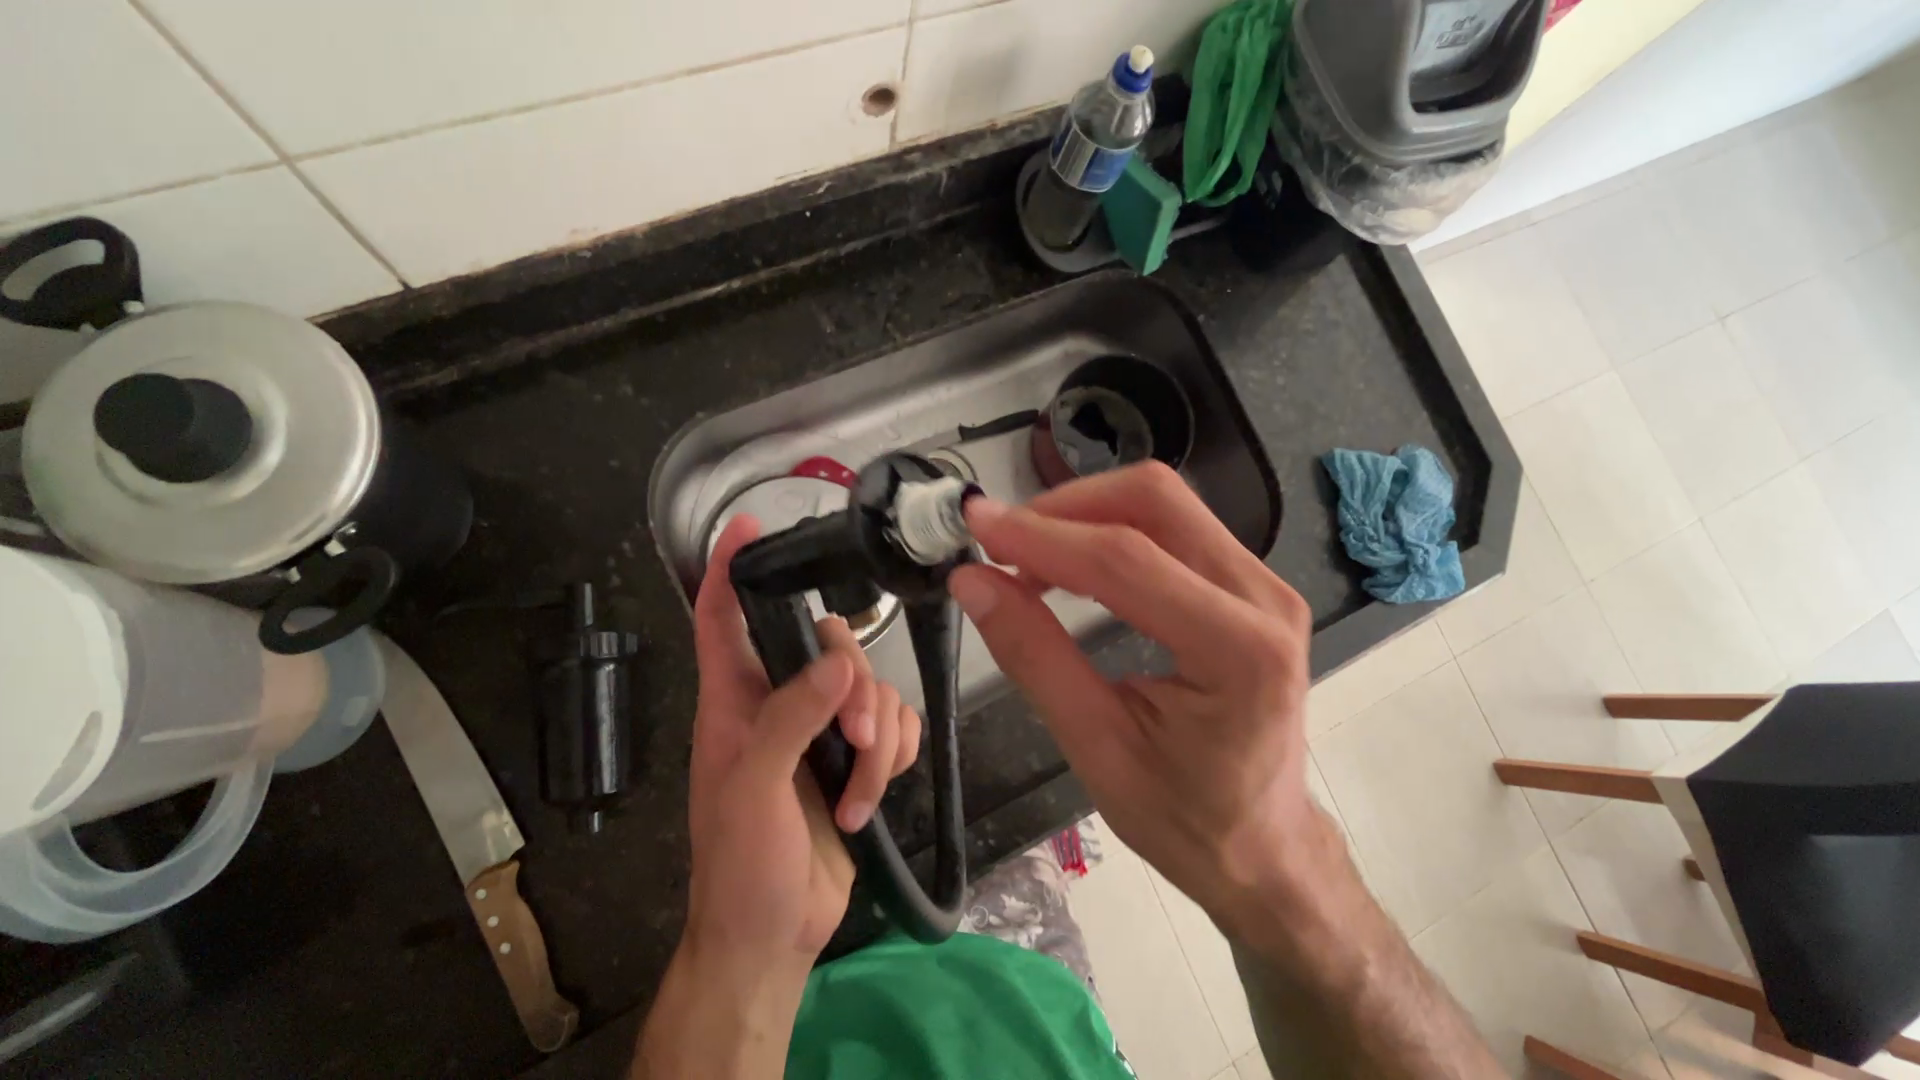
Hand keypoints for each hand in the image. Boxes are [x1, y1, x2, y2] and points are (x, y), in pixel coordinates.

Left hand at [684, 514, 923, 972]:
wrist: (774, 937)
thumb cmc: (740, 867)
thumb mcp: (752, 792)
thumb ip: (789, 721)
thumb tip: (838, 664)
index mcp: (733, 703)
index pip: (721, 619)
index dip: (726, 569)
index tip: (748, 527)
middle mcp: (779, 705)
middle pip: (828, 646)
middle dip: (855, 687)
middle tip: (855, 740)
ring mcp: (821, 733)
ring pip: (871, 689)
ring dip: (879, 740)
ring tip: (859, 795)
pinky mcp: (858, 762)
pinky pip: (895, 726)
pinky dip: (895, 755)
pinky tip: (874, 797)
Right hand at [946, 463, 1330, 939]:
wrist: (1263, 844)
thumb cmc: (1185, 817)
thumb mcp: (1096, 747)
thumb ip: (1034, 656)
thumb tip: (972, 582)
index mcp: (1238, 651)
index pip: (1125, 561)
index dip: (1040, 536)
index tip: (974, 525)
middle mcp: (1264, 599)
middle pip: (1155, 501)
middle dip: (1065, 507)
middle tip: (1000, 543)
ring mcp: (1265, 585)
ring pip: (1165, 504)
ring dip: (1085, 514)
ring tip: (1024, 558)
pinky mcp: (1252, 585)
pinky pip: (1175, 528)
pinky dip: (1111, 530)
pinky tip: (1068, 565)